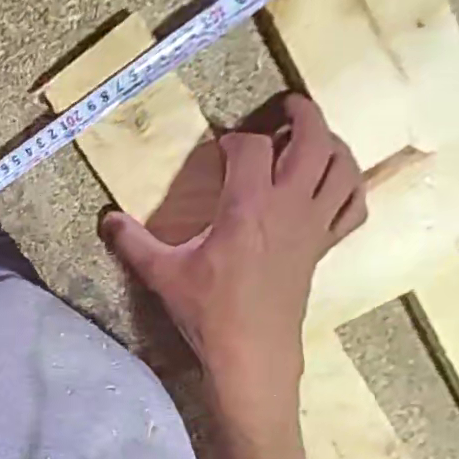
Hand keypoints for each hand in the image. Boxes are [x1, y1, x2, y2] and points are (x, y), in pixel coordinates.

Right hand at [102, 94, 365, 399]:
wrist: (252, 353)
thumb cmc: (208, 312)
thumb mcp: (163, 274)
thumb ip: (132, 242)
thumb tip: (106, 218)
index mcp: (248, 206)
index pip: (251, 147)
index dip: (235, 139)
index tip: (220, 149)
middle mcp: (288, 207)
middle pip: (313, 140)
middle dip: (302, 114)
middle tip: (287, 105)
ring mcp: (312, 227)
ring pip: (341, 168)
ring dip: (331, 144)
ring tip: (313, 137)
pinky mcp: (323, 247)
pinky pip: (352, 207)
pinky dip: (349, 187)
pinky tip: (333, 183)